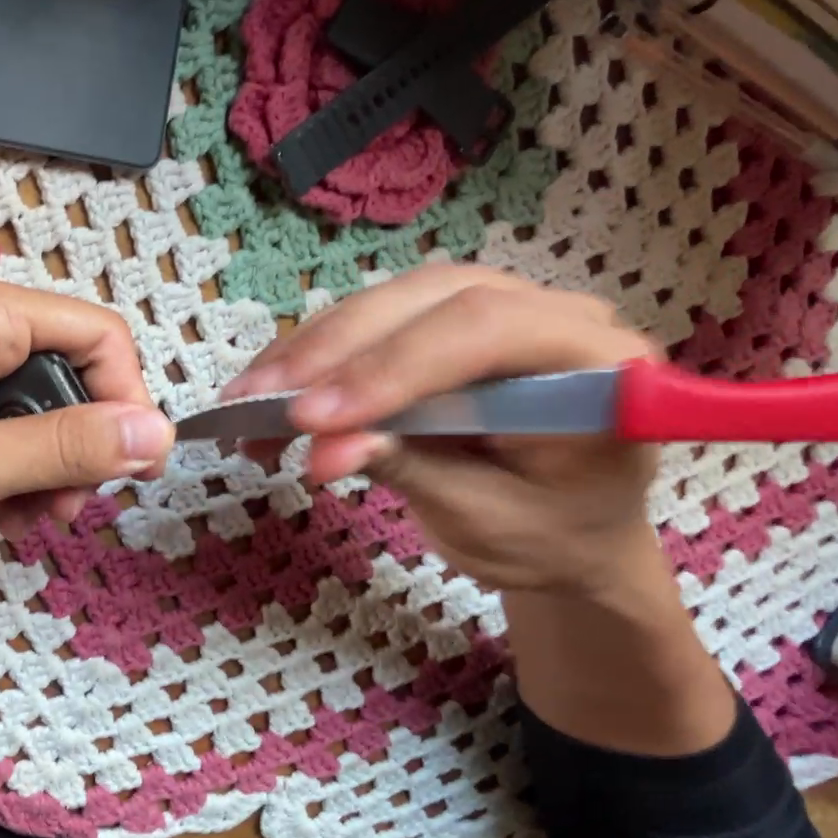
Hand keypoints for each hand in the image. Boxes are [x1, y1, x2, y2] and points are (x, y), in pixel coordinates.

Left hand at [0, 276, 174, 544]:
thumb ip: (63, 448)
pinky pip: (7, 421)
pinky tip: (1, 512)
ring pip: (44, 407)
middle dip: (81, 447)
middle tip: (63, 511)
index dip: (128, 403)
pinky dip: (15, 468)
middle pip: (76, 375)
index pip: (102, 337)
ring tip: (25, 521)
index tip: (128, 473)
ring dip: (49, 468)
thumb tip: (156, 434)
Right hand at [224, 265, 663, 597]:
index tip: (311, 421)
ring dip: (303, 354)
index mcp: (595, 363)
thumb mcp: (488, 522)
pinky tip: (260, 398)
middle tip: (256, 404)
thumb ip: (415, 474)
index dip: (390, 368)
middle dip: (331, 354)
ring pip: (379, 305)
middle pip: (422, 300)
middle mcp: (544, 314)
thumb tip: (324, 452)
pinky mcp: (432, 328)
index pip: (484, 330)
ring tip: (242, 405)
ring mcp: (485, 311)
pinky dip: (303, 363)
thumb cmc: (548, 536)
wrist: (562, 532)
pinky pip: (358, 328)